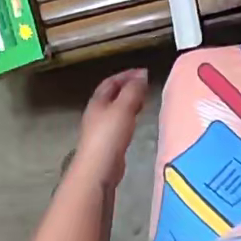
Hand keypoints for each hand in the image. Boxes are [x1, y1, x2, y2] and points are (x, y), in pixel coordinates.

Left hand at [70, 68, 149, 187]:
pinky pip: (118, 122)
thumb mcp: (123, 108)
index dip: (126, 75)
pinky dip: (128, 116)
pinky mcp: (106, 143)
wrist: (98, 168)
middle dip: (127, 87)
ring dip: (128, 101)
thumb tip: (142, 74)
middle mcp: (96, 113)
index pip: (111, 82)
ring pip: (115, 109)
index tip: (143, 71)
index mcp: (98, 101)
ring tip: (143, 100)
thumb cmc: (109, 135)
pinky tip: (135, 121)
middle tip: (145, 84)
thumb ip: (133, 91)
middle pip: (111, 94)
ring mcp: (99, 129)